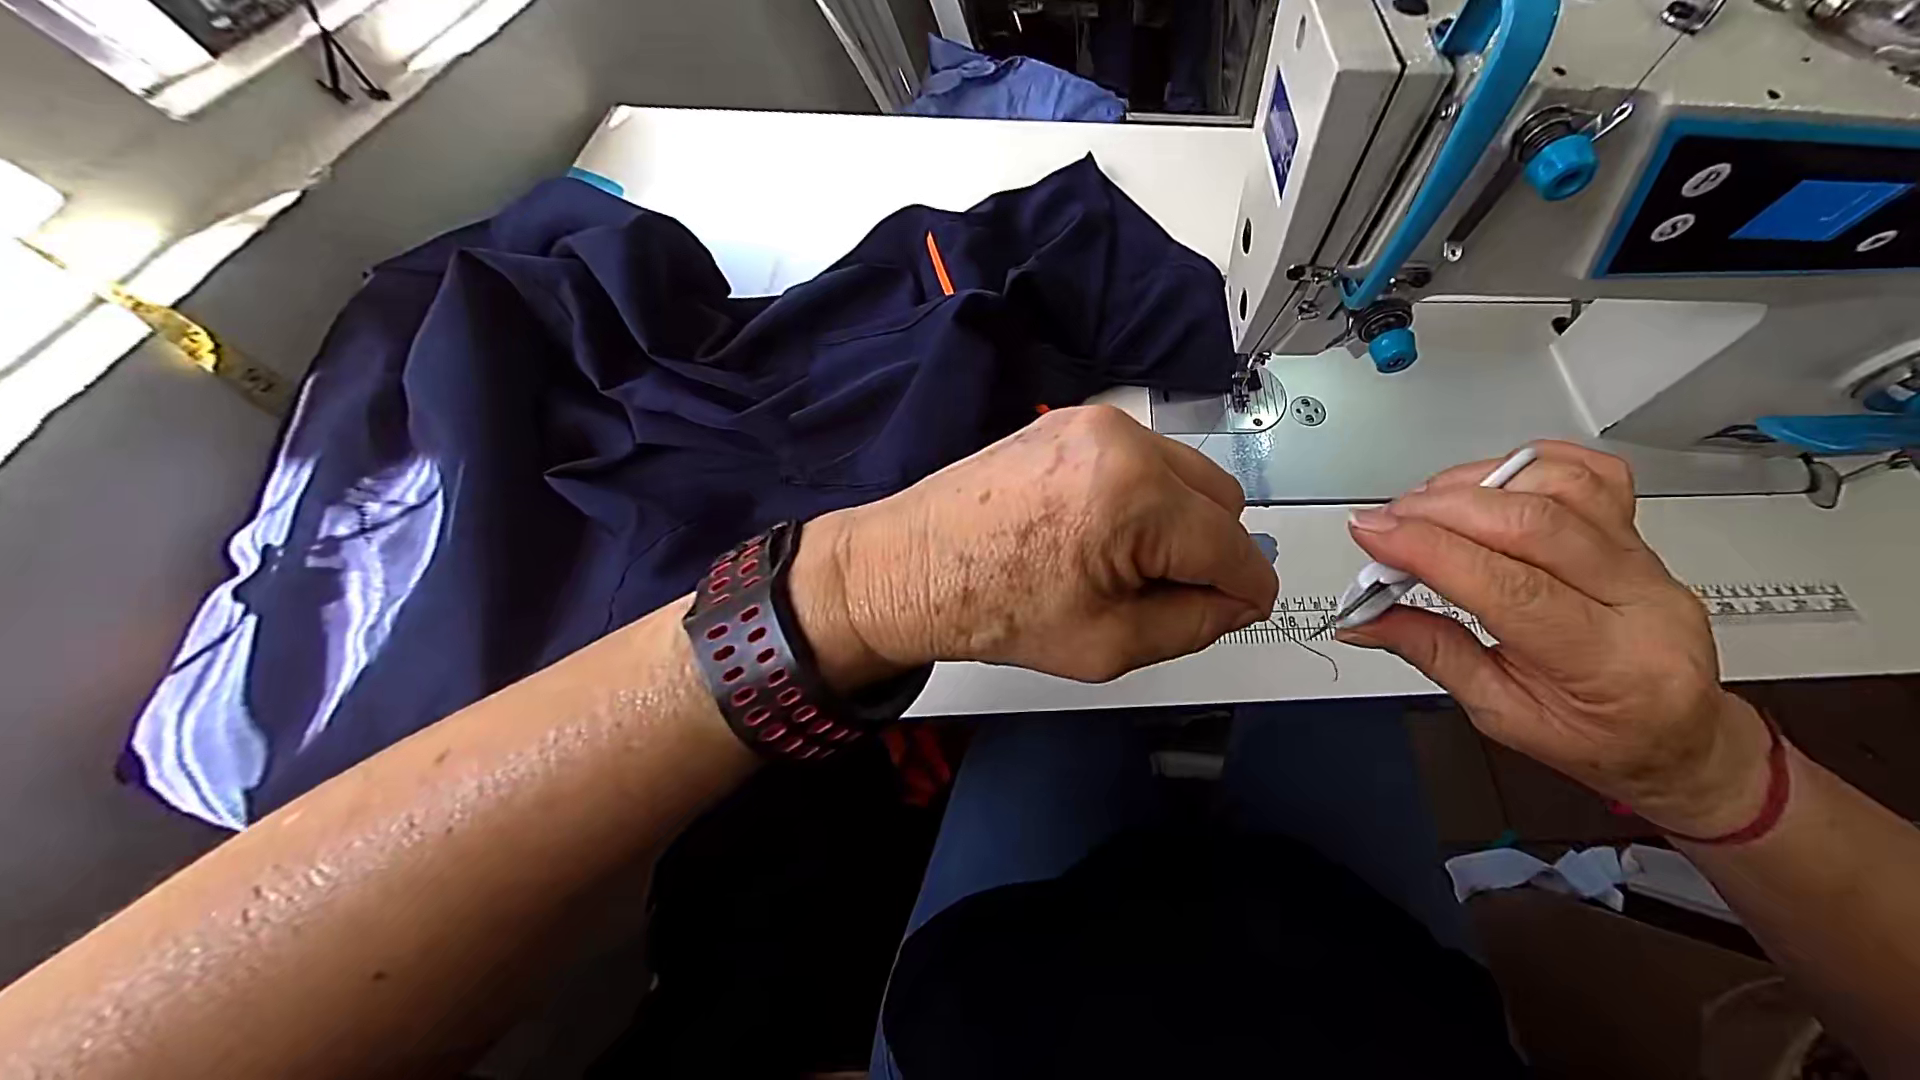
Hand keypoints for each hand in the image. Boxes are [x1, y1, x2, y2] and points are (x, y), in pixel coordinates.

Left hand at [792, 405, 1277, 683]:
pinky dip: (1141, 499)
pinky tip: (1098, 534)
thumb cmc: (985, 605)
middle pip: (1221, 500)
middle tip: (1163, 595)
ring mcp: (1092, 423)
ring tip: (1119, 565)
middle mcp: (1119, 442)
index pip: (1233, 546)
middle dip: (1206, 554)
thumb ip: (1194, 625)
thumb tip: (1234, 601)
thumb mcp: (1108, 645)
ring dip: (1176, 524)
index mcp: (1134, 497)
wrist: (908, 567)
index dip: (1244, 590)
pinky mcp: (1070, 422)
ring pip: (1185, 476)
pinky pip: (1141, 460)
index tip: (1238, 607)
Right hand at [1333, 441, 1772, 836]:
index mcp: (1604, 664)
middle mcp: (1639, 602)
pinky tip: (1486, 483)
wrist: (1676, 734)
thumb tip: (1362, 619)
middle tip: (1383, 520)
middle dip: (1440, 510)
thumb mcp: (1499, 713)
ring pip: (1566, 488)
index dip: (1427, 550)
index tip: (1370, 534)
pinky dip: (1529, 464)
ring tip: (1426, 504)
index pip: (1508, 587)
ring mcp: (1646, 561)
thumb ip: (1430, 652)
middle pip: (1536, 525)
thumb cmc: (1593, 735)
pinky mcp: (1639, 536)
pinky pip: (1596, 475)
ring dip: (1478, 483)